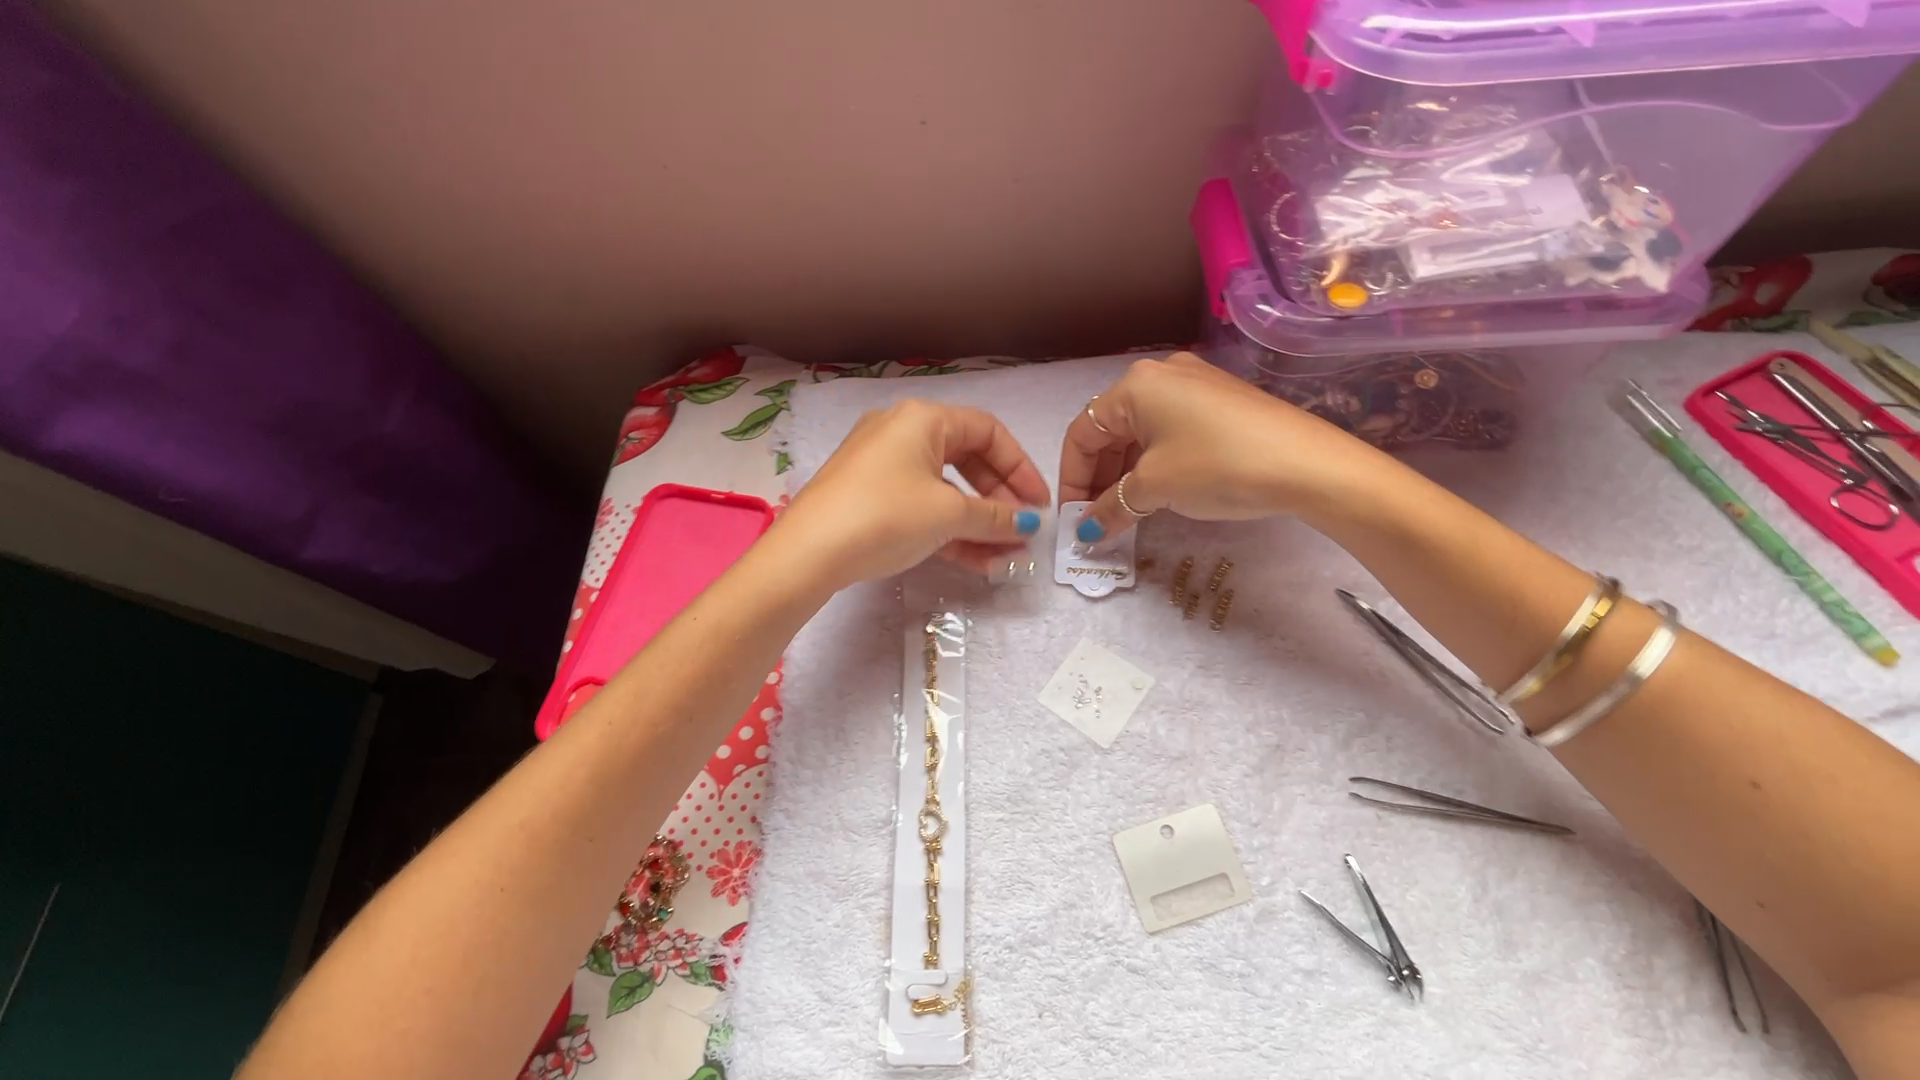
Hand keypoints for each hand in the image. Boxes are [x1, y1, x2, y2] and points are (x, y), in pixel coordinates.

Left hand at [773, 400, 1050, 587]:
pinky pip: (921, 505)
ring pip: (944, 488)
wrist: (808, 552)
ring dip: (977, 521)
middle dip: (999, 499)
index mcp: (924, 419)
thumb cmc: (886, 516)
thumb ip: (994, 517)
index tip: (1039, 505)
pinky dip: (948, 528)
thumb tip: (1029, 523)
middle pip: (967, 459)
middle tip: (1023, 531)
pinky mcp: (869, 496)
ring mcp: (882, 465)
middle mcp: (902, 431)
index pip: (989, 431)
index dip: (1020, 468)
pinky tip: (975, 561)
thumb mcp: (948, 515)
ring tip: (1005, 555)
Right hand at [1060, 352, 1389, 541]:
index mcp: (1135, 385)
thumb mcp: (1155, 488)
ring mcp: (1196, 385)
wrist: (1308, 464)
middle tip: (1097, 520)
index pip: (1082, 433)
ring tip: (1125, 514)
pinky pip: (1170, 432)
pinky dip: (1154, 463)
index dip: (1071, 479)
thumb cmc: (1217, 466)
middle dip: (1098, 478)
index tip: (1072, 519)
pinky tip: (1159, 493)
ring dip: (1125, 474)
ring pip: (1141, 432)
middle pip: (1111, 430)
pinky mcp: (1222, 403)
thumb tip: (1085, 532)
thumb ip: (1111, 507)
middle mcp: (1161, 375)